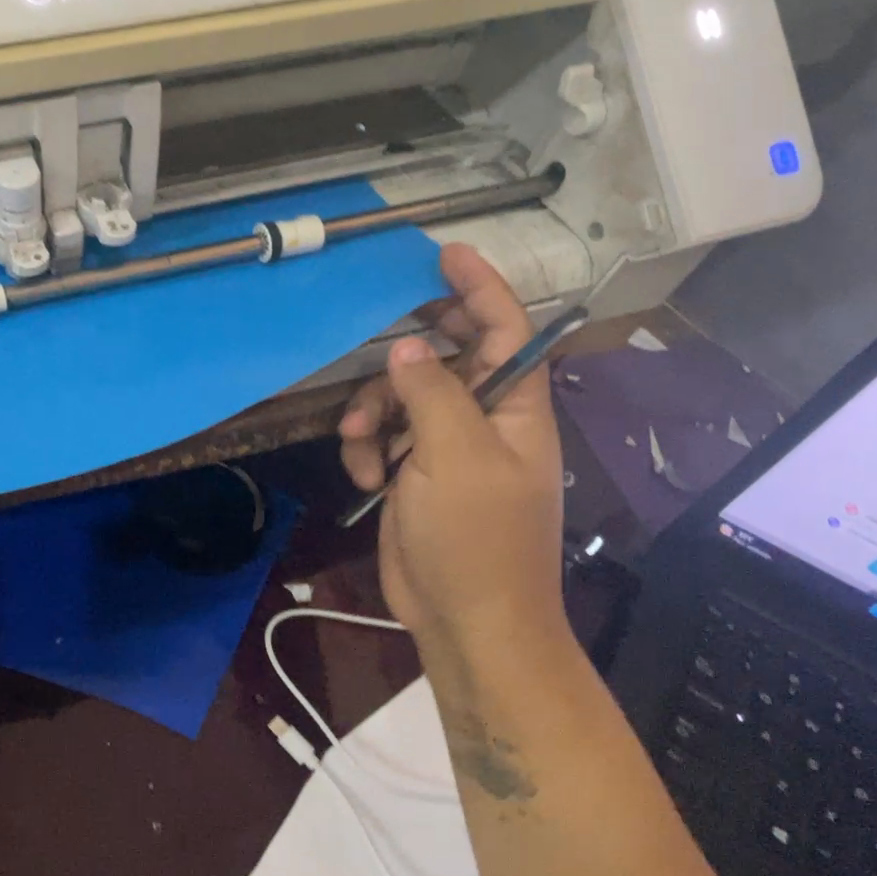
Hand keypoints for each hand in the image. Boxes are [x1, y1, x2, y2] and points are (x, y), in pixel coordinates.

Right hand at [336, 244, 564, 650]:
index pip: (507, 330)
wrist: (466, 621)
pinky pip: (386, 439)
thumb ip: (431, 392)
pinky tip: (363, 478)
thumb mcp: (454, 457)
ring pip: (404, 398)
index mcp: (516, 408)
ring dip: (373, 413)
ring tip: (359, 444)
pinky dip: (368, 450)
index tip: (446, 254)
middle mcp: (486, 420)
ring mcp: (449, 449)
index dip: (481, 288)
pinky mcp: (417, 476)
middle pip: (449, 358)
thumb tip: (410, 347)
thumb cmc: (477, 539)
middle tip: (379, 340)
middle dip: (408, 356)